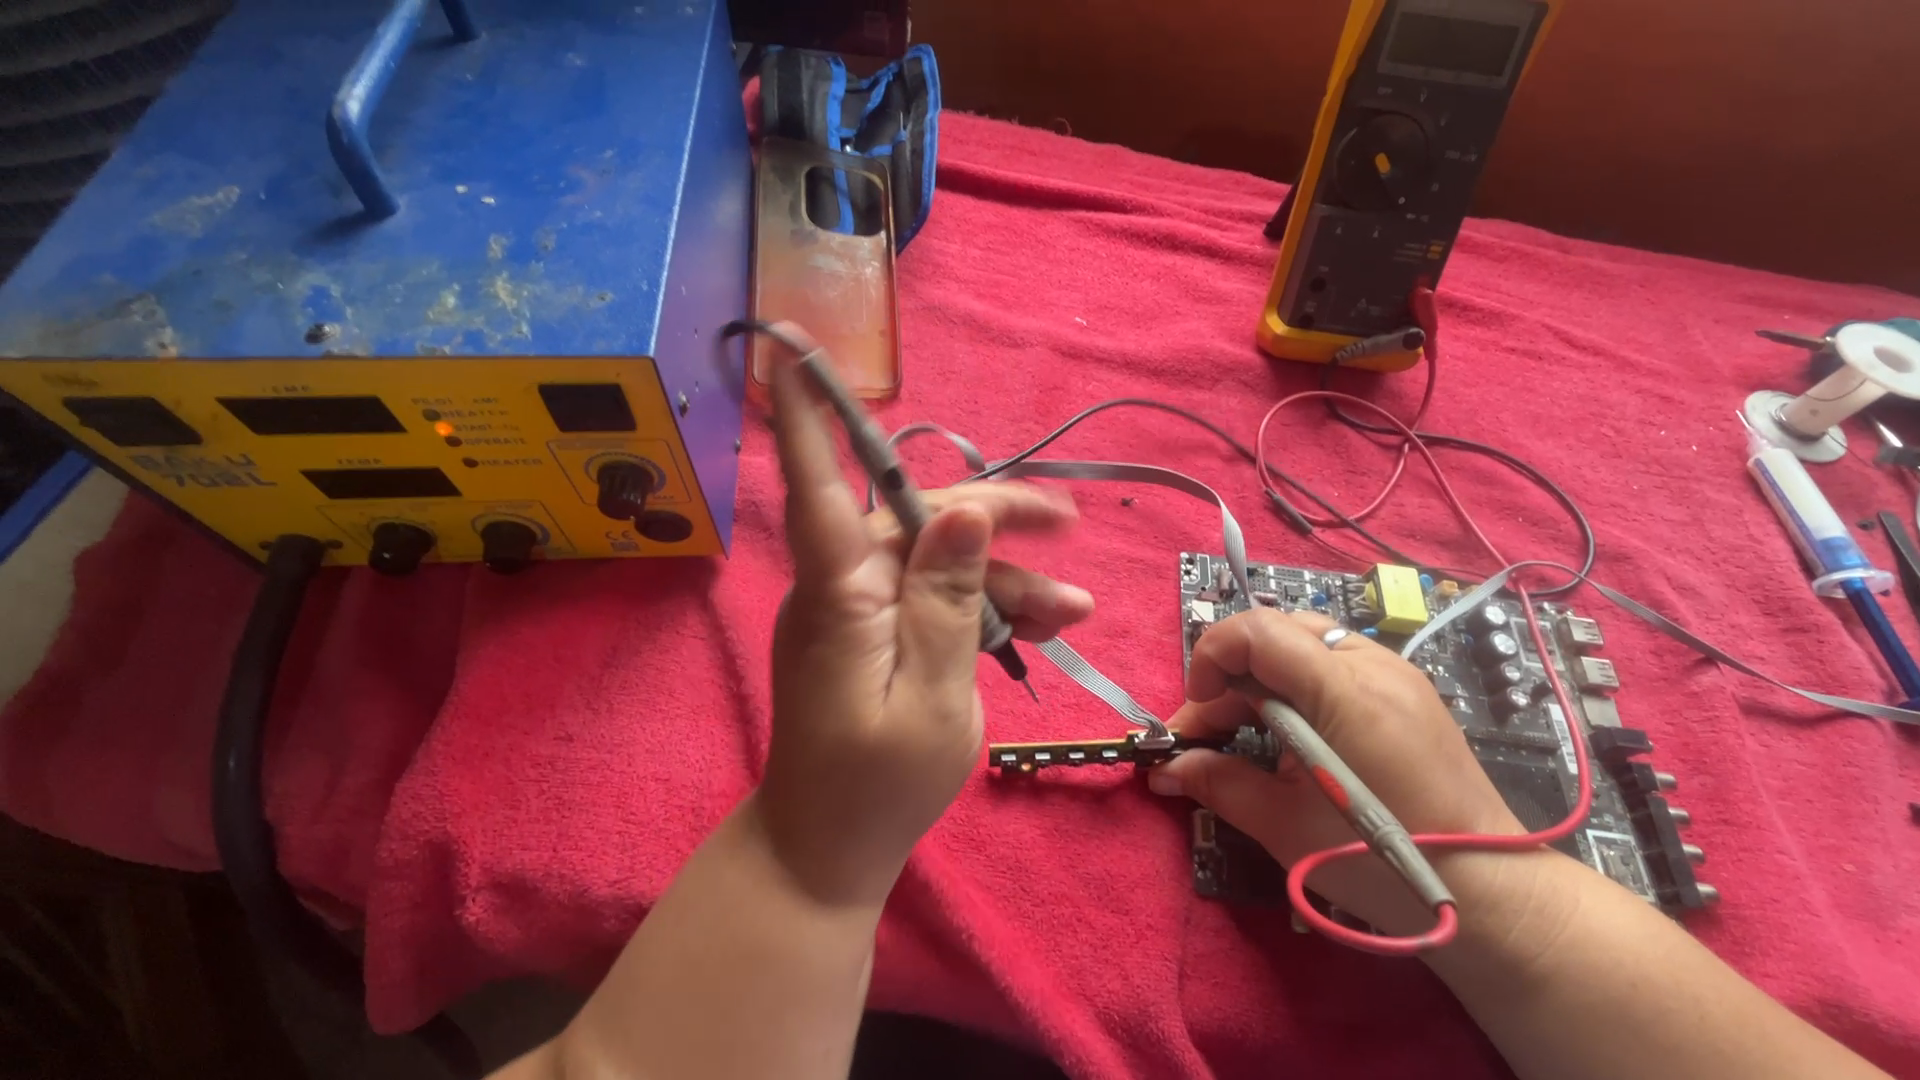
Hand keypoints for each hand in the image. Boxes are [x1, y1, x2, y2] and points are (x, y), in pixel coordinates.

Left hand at [759, 361, 1092, 908]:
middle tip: (1070, 529)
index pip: (821, 487)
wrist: (828, 851)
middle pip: (918, 518)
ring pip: (938, 560)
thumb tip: (958, 512)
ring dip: (1007, 577)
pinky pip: (933, 596)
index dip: (810, 417)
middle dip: (997, 521)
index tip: (790, 352)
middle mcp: (841, 585)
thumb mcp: (934, 696)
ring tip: (1075, 612)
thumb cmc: (876, 785)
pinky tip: (1043, 624)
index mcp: (841, 594)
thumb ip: (946, 600)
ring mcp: (857, 609)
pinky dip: (984, 606)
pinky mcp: (874, 632)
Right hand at [1150, 608, 1524, 933]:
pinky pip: (1331, 664)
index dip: (1210, 658)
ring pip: (1301, 642)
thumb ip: (1218, 783)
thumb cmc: (1380, 863)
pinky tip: (1289, 734)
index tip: (1198, 712)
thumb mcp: (1283, 826)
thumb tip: (1164, 771)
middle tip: (1209, 731)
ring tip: (1244, 734)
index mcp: (1344, 691)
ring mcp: (1394, 673)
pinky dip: (1294, 687)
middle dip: (1228, 674)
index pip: (1256, 631)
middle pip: (1274, 631)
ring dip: (1260, 680)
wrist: (1492, 894)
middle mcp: (1371, 664)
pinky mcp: (1405, 691)